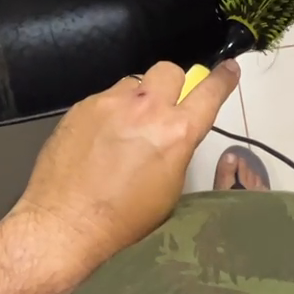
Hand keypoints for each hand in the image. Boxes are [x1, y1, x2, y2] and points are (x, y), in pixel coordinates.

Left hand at [4, 59, 240, 281]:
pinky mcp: (83, 106)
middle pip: (170, 70)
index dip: (223, 78)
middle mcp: (146, 108)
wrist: (64, 225)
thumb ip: (177, 147)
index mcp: (176, 132)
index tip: (229, 68)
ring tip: (123, 130)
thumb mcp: (170, 188)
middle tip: (161, 110)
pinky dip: (108, 113)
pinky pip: (105, 98)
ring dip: (136, 100)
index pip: (209, 92)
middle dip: (171, 86)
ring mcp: (110, 103)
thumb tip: (174, 131)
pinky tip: (97, 141)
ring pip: (134, 82)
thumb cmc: (124, 221)